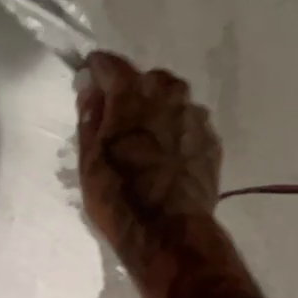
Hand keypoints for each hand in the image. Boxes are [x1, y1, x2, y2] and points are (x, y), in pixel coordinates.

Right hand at [77, 52, 266, 297]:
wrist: (167, 232)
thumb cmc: (118, 197)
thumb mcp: (89, 161)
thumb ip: (90, 119)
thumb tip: (90, 91)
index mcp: (133, 92)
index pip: (109, 65)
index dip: (94, 72)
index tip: (86, 83)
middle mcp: (169, 93)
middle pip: (146, 81)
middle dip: (131, 95)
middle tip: (117, 125)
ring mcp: (195, 116)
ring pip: (172, 103)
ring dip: (157, 116)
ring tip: (144, 148)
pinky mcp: (211, 142)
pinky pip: (188, 128)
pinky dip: (175, 137)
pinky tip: (165, 164)